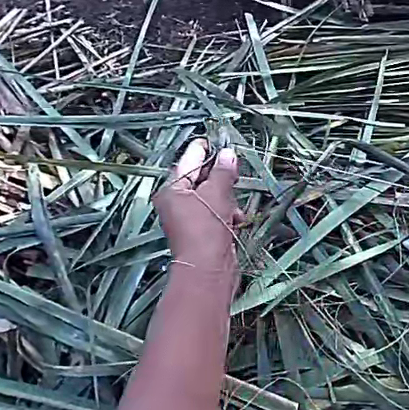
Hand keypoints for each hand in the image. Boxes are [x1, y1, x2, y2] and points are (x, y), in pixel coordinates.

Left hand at [154, 138, 240, 271]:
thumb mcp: (216, 193)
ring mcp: (190, 217)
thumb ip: (223, 171)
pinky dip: (228, 213)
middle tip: (235, 170)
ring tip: (234, 205)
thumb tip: (228, 153)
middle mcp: (177, 202)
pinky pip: (217, 213)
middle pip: (202, 178)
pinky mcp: (203, 231)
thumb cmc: (206, 227)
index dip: (207, 149)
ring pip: (212, 196)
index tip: (223, 140)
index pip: (190, 160)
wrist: (208, 269)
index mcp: (172, 189)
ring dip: (227, 197)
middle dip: (221, 176)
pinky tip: (236, 219)